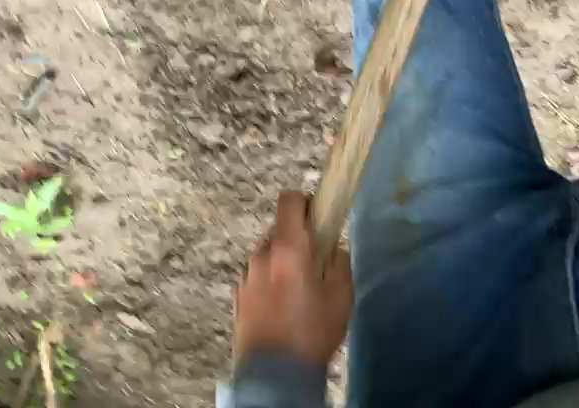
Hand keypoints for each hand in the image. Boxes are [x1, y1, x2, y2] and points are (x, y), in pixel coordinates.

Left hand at [233, 192, 352, 366]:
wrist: (273, 378)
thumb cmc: (312, 333)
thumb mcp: (341, 297)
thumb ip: (339, 262)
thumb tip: (332, 247)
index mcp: (288, 248)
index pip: (289, 200)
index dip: (305, 203)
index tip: (317, 219)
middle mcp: (262, 254)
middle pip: (280, 230)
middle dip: (296, 241)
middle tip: (313, 266)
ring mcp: (246, 275)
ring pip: (268, 254)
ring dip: (281, 263)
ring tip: (295, 293)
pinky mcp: (237, 295)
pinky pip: (257, 276)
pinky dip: (268, 281)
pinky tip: (279, 307)